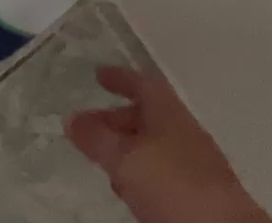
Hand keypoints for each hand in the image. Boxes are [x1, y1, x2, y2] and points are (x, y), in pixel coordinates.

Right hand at [67, 66, 271, 222]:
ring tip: (106, 163)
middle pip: (148, 116)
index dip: (119, 78)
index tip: (99, 75)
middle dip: (118, 119)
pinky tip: (132, 191)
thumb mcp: (124, 158)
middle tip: (90, 127)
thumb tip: (71, 119)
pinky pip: (165, 173)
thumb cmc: (174, 185)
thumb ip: (96, 138)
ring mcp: (197, 166)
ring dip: (129, 150)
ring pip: (156, 147)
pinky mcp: (201, 197)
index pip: (142, 84)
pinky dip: (143, 174)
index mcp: (169, 114)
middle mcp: (185, 133)